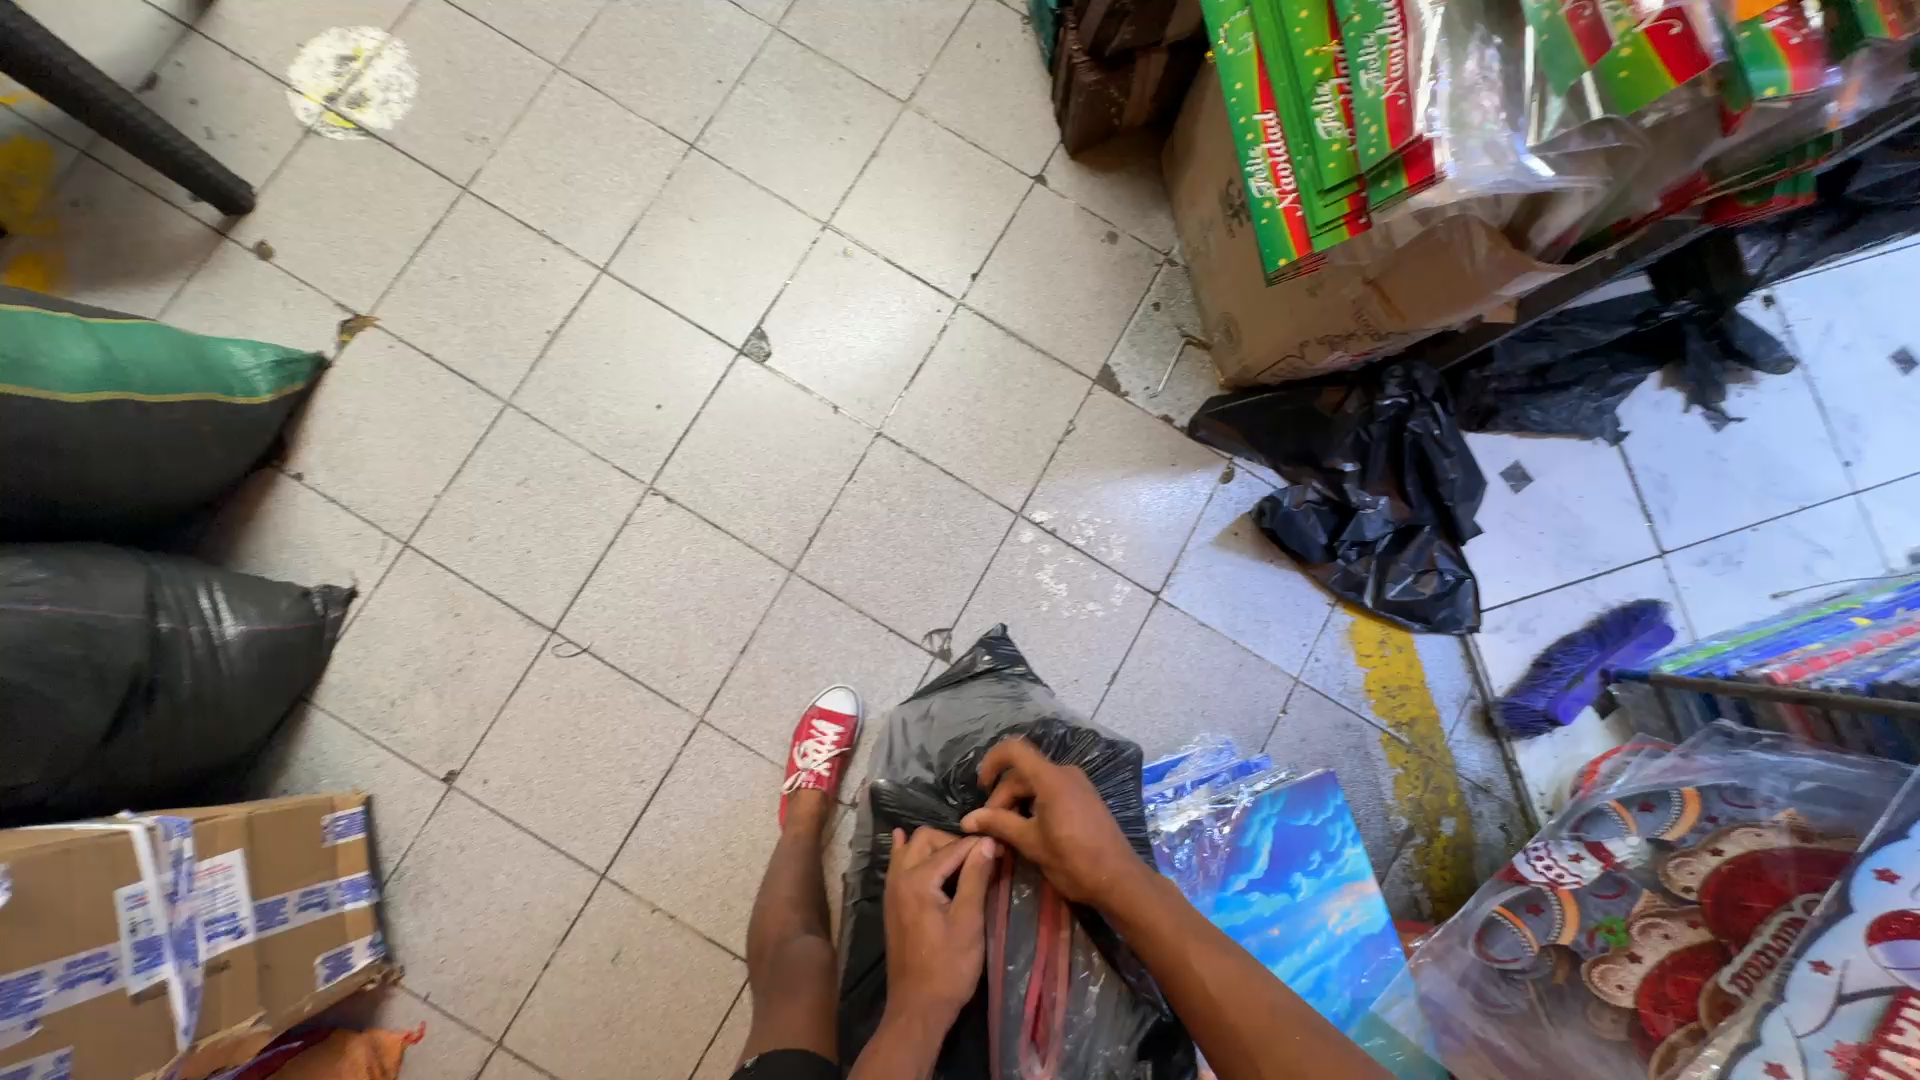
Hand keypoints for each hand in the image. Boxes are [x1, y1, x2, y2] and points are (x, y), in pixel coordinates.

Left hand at [883, 826, 995, 1025]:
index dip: (979, 846)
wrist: (918, 1007)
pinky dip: (909, 853)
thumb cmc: (948, 967)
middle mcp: (899, 877)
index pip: (952, 848)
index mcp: (917, 880)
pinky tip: (909, 845)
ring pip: (910, 848)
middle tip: (979, 861)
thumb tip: (986, 841)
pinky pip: (898, 863)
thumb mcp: (969, 922)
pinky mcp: (892, 902)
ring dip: (934, 847)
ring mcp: (891, 889)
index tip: (1002, 848)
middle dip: (954, 842)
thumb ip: (976, 877)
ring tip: (960, 859)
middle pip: (926, 839)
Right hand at [959, 738, 1147, 909]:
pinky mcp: (1085, 797)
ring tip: (1009, 834)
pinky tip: (1031, 831)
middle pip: (1023, 773)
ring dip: (1018, 804)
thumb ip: (999, 824)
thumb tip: (967, 820)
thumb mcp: (1031, 843)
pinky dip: (1035, 805)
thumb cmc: (1073, 860)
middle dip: (1002, 798)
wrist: (1119, 880)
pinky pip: (1052, 791)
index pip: (1014, 750)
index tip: (981, 787)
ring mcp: (1078, 784)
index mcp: (1051, 779)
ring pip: (1036, 784)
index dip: (992, 761)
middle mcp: (1065, 773)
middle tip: (992, 830)